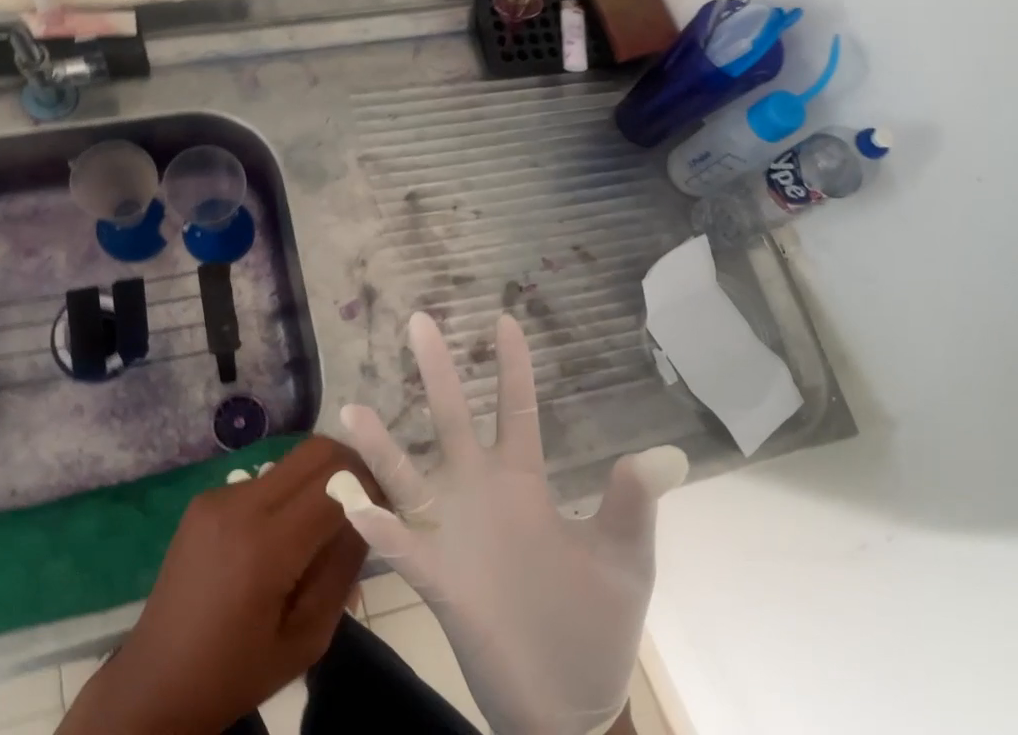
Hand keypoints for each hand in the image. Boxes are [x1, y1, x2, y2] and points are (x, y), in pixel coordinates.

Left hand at [59, 436, 382, 734]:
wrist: (156, 681)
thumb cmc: (237, 671)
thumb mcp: (308, 634)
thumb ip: (344, 566)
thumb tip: (373, 512)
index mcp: (266, 545)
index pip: (339, 480)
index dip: (376, 486)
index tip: (395, 509)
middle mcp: (239, 505)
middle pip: (317, 451)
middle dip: (355, 468)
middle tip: (373, 505)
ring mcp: (217, 497)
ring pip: (292, 460)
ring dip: (323, 480)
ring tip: (331, 528)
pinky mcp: (205, 500)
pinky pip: (266, 479)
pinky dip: (292, 494)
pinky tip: (290, 537)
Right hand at [329, 314, 688, 734]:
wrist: (571, 697)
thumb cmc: (596, 622)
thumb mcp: (625, 560)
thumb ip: (633, 507)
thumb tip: (664, 455)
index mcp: (525, 484)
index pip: (515, 411)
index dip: (511, 367)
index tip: (503, 319)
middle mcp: (481, 496)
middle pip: (453, 422)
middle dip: (438, 373)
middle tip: (420, 321)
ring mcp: (455, 534)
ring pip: (409, 477)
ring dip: (381, 446)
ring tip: (354, 409)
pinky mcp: (439, 580)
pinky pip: (403, 549)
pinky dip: (381, 529)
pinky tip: (359, 507)